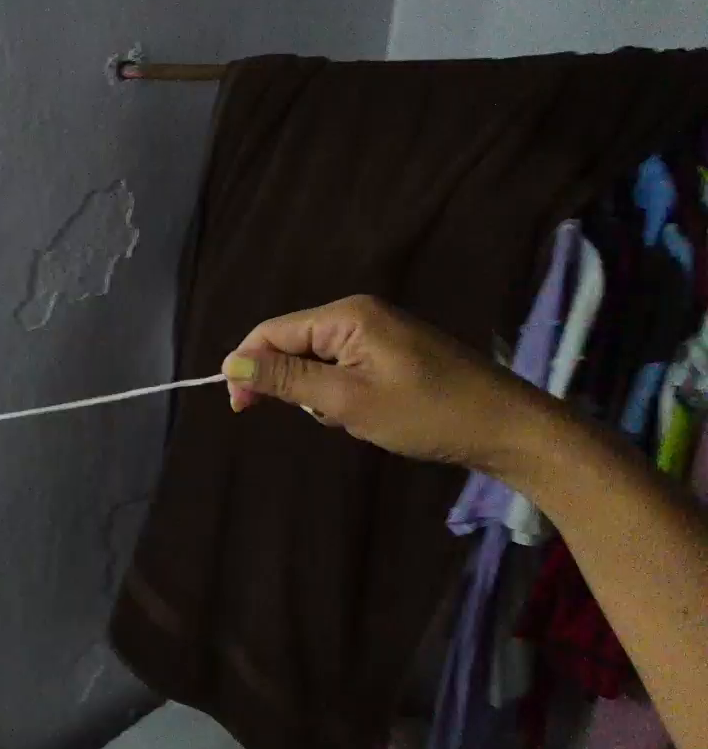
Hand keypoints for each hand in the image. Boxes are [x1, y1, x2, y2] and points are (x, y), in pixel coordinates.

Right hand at [222, 294, 556, 472]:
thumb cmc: (429, 414)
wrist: (518, 433)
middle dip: (288, 383)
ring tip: (349, 417)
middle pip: (290, 344)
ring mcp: (379, 332)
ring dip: (316, 392)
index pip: (271, 333)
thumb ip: (284, 379)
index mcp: (347, 317)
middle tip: (310, 416)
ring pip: (313, 360)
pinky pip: (340, 366)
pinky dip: (339, 392)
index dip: (247, 367)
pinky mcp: (393, 352)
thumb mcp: (347, 400)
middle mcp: (359, 315)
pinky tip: (364, 412)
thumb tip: (229, 365)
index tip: (241, 407)